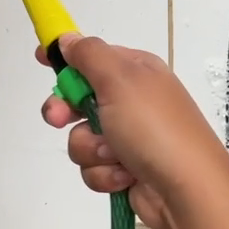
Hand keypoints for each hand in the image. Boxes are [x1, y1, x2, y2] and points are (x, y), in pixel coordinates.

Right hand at [38, 34, 228, 228]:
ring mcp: (129, 136)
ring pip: (82, 137)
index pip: (93, 56)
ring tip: (114, 155)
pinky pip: (94, 166)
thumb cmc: (153, 126)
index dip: (67, 58)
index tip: (42, 59)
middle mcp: (132, 100)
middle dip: (66, 111)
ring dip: (92, 148)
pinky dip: (104, 173)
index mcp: (136, 71)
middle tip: (59, 119)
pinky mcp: (125, 169)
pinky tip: (124, 176)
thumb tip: (68, 38)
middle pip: (80, 98)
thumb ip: (89, 55)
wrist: (186, 189)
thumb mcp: (120, 79)